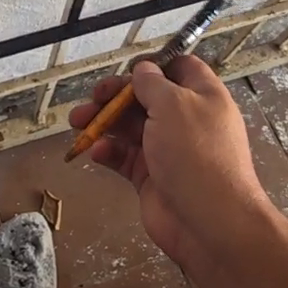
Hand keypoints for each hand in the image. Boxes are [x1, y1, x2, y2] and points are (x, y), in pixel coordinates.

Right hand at [70, 55, 276, 275]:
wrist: (209, 223)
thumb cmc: (195, 154)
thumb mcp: (174, 105)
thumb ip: (153, 83)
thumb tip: (143, 70)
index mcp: (201, 96)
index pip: (179, 68)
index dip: (154, 65)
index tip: (128, 69)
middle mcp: (185, 120)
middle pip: (146, 98)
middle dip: (116, 95)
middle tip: (92, 97)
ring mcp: (167, 150)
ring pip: (129, 127)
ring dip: (103, 122)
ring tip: (78, 123)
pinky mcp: (150, 176)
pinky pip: (124, 157)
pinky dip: (109, 152)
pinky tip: (96, 153)